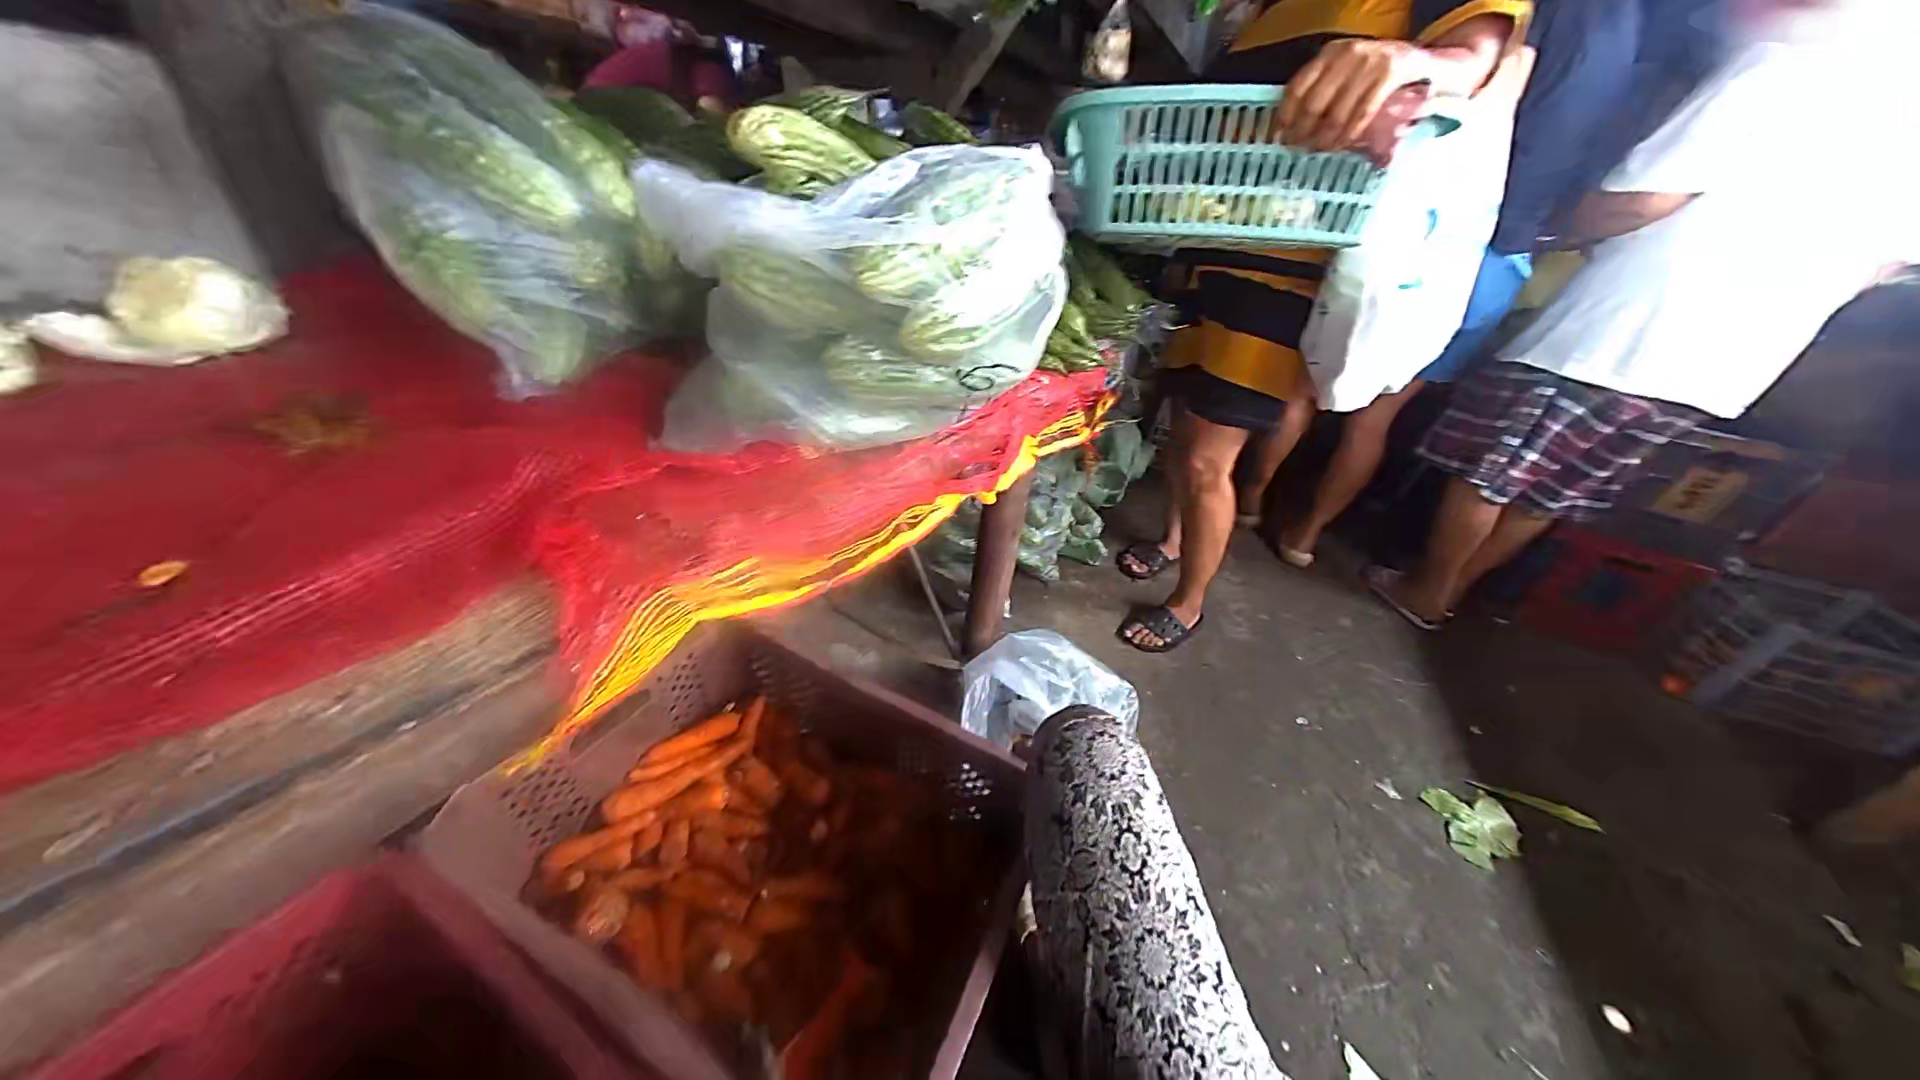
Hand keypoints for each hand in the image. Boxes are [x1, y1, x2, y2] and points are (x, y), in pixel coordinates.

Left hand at [1278, 37, 1429, 151]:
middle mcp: (1348, 54)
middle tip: (1298, 150)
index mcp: (1330, 53)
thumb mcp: (1341, 75)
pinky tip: (1339, 146)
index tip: (1280, 138)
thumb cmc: (1371, 76)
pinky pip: (1360, 115)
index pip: (1296, 88)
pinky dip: (1346, 135)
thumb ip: (1318, 94)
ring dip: (1323, 140)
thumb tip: (1285, 132)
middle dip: (1302, 133)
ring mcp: (1370, 62)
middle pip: (1313, 105)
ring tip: (1318, 151)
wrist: (1421, 62)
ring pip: (1335, 114)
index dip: (1285, 117)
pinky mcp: (1390, 73)